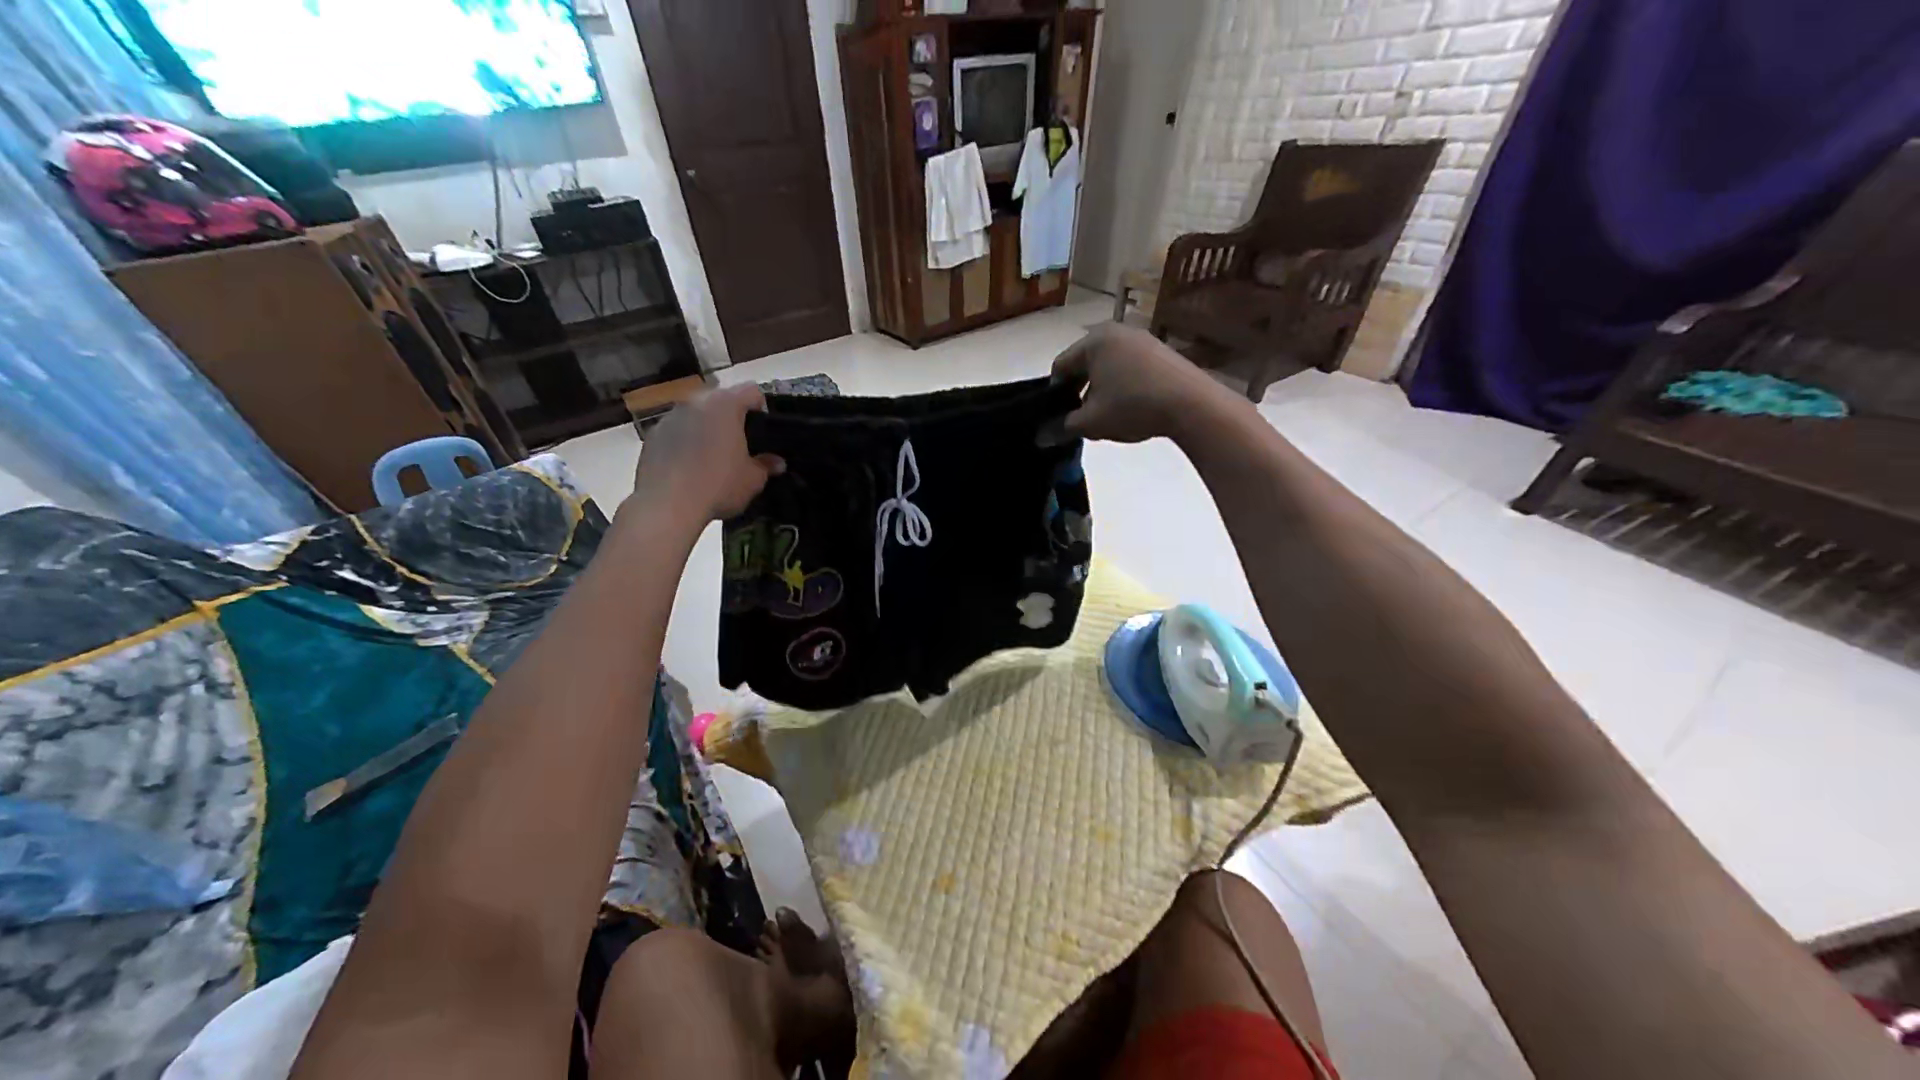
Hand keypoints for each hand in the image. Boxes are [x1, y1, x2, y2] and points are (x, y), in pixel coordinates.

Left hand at [631, 383, 785, 523]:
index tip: (763, 432)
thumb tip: (777, 462)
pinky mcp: (652, 435)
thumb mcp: (753, 480)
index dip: (762, 408)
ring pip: (696, 415)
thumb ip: (766, 465)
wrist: (668, 505)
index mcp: (726, 405)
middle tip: (739, 446)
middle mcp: (696, 402)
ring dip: (706, 429)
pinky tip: (689, 468)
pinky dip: (684, 443)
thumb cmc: (719, 486)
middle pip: (720, 400)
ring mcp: (670, 417)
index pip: (752, 391)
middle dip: (731, 418)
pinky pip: (676, 432)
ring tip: (711, 458)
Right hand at [1050, 324, 1241, 444]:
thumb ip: (1063, 428)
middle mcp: (1116, 331)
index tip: (1059, 417)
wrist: (1192, 405)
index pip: (1060, 366)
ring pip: (1108, 365)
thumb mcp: (1092, 422)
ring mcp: (1142, 338)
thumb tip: (1041, 437)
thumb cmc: (1133, 407)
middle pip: (1085, 363)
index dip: (1054, 394)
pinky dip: (1123, 384)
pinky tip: (1131, 407)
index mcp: (1093, 341)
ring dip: (1101, 389)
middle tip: (1081, 418)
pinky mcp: (1161, 351)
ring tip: (1108, 415)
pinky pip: (1129, 366)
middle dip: (1079, 390)